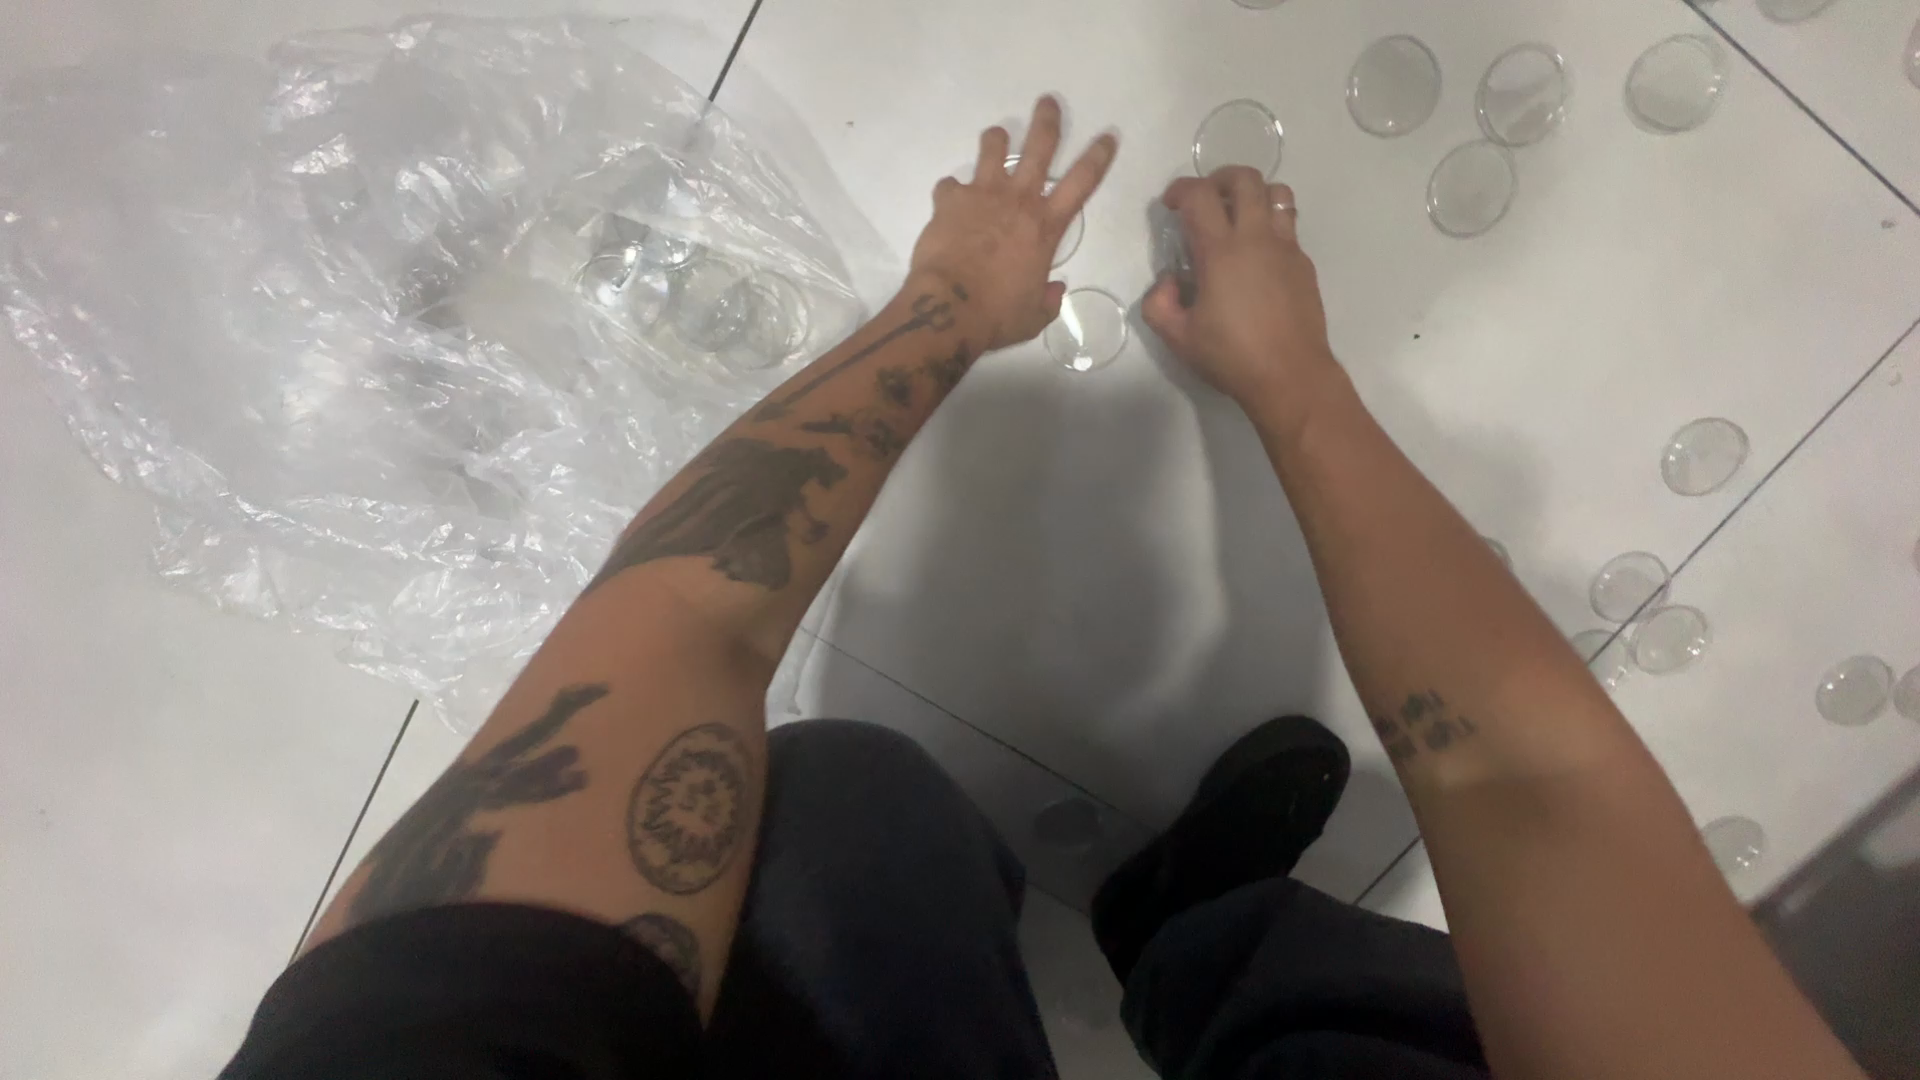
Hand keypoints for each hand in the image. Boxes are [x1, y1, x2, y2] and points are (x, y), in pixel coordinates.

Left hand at [909, 96, 1117, 350]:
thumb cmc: (998, 316)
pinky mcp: (949, 201)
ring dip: (996, 141)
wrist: (950, 309)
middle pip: (1039, 148)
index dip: (1098, 157)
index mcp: (1045, 228)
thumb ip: (1049, 299)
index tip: (1108, 136)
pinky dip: (952, 192)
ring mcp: (982, 196)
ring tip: (996, 137)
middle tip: (1047, 102)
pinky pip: (950, 186)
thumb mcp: (1035, 316)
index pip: (1082, 183)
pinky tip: (950, 201)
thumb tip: (1055, 289)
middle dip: (1047, 122)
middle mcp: (1017, 202)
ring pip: (992, 150)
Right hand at [1143, 170, 1340, 422]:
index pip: (1200, 197)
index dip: (1181, 190)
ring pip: (1276, 193)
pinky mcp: (1303, 264)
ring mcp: (1286, 248)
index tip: (1170, 202)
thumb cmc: (1229, 357)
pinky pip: (1287, 226)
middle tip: (1204, 198)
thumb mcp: (1177, 337)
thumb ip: (1158, 303)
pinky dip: (1269, 224)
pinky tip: (1255, 255)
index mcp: (1221, 253)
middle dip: (1220, 178)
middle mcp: (1256, 239)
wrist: (1289, 375)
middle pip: (1245, 179)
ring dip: (1252, 194)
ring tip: (1236, 215)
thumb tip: (1168, 280)